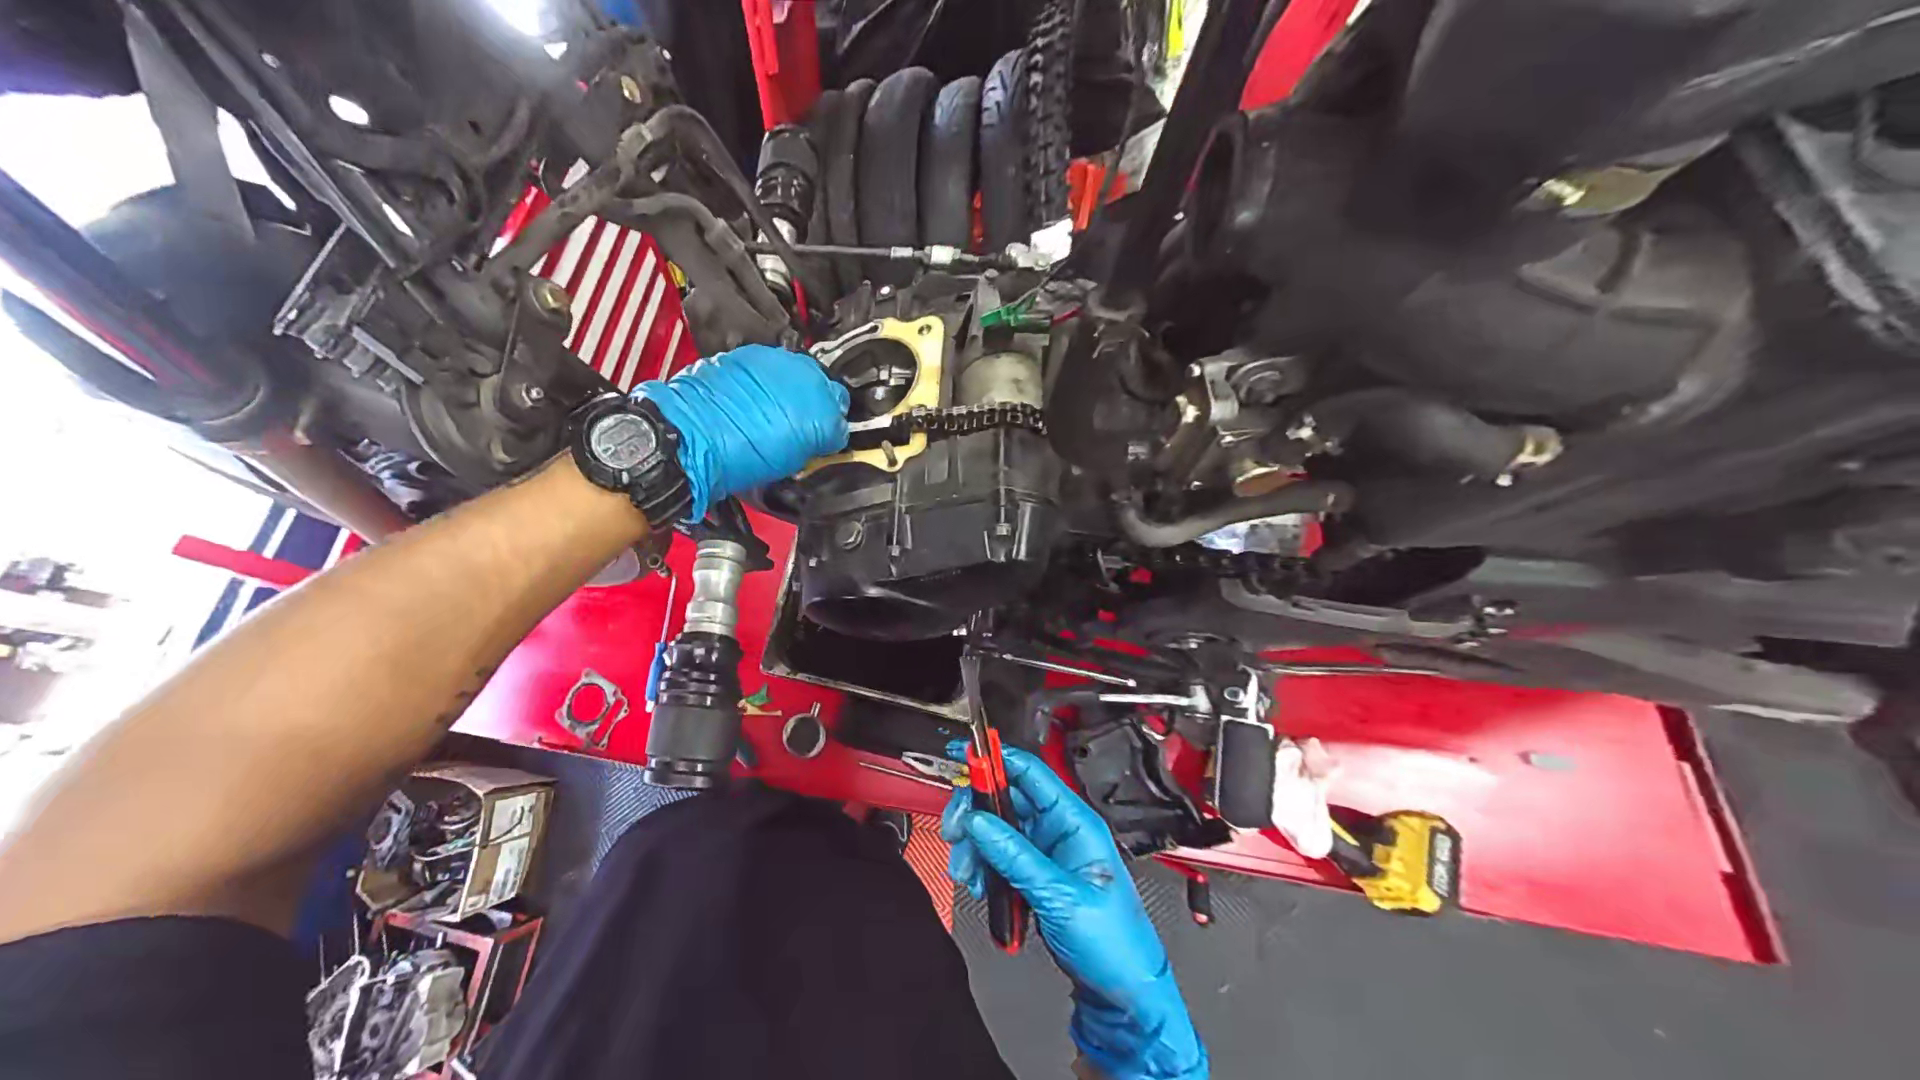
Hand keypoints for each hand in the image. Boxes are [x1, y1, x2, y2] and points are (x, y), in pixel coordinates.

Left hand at [635, 344, 848, 520]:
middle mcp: (802, 377)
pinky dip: (768, 381)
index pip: (840, 414)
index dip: (831, 427)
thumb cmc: (735, 455)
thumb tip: (817, 438)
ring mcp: (775, 362)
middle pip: (823, 386)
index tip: (823, 437)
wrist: (688, 438)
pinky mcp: (748, 355)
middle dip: (816, 403)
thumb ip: (811, 442)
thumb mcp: (789, 461)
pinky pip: (770, 366)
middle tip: (803, 423)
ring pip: (797, 372)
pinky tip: (756, 400)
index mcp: (818, 409)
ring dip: (793, 389)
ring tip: (778, 412)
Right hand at [943, 745, 1207, 1079]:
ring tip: (970, 872)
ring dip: (974, 848)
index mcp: (1076, 821)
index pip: (1030, 772)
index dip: (995, 759)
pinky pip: (996, 858)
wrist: (1123, 993)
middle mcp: (1059, 830)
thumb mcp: (1062, 895)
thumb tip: (980, 821)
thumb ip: (1016, 856)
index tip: (964, 755)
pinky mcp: (1033, 875)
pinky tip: (982, 886)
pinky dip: (982, 868)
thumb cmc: (1116, 944)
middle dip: (974, 813)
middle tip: (956, 830)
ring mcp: (1044, 852)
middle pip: (1004, 799)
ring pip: (994, 830)